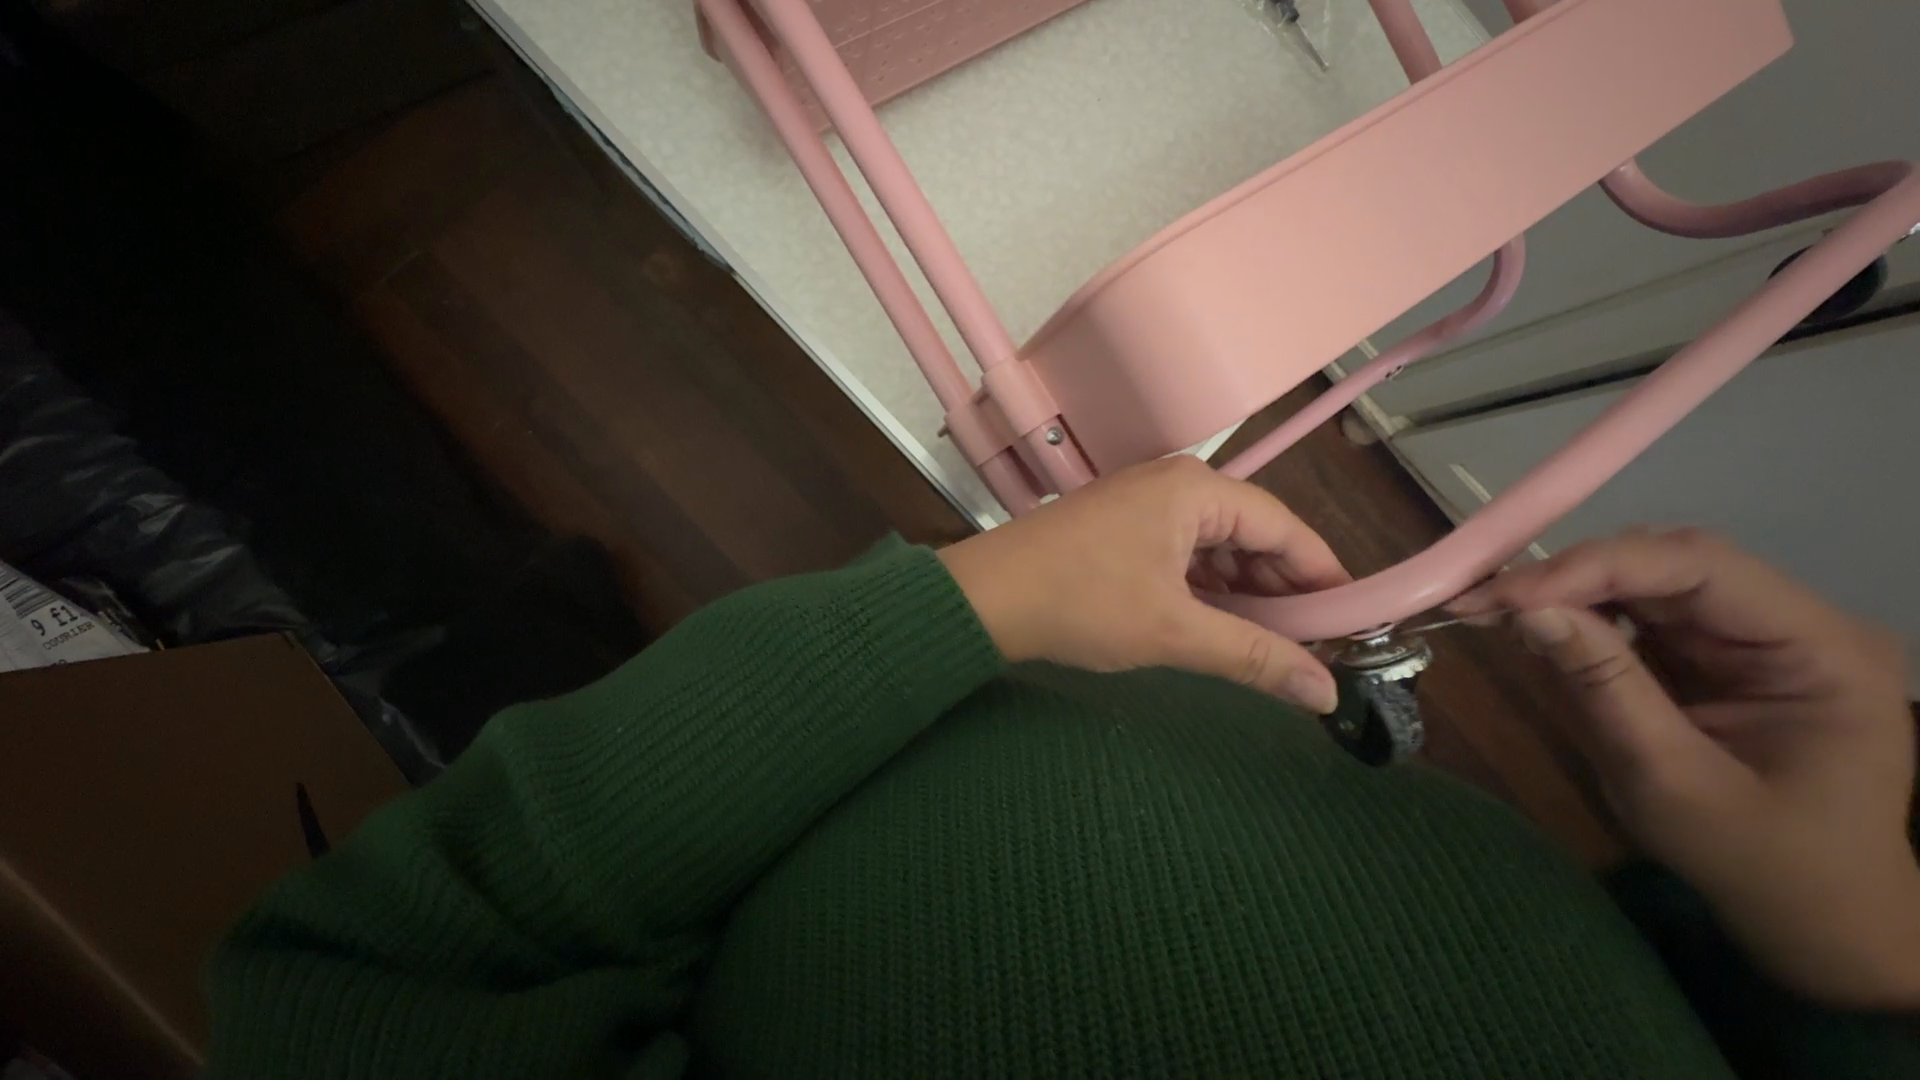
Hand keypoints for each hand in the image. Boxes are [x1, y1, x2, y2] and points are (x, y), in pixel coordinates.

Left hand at [938, 456, 1350, 712]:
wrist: (983, 597)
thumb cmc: (1080, 603)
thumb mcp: (1174, 632)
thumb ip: (1255, 656)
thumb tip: (1324, 693)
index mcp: (1195, 489)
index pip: (1285, 528)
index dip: (1323, 577)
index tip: (1352, 625)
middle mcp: (1174, 482)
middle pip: (1252, 533)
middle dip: (1282, 588)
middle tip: (1311, 643)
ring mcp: (1143, 501)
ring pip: (1216, 545)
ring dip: (1243, 590)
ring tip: (1267, 640)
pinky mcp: (1121, 525)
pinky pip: (1182, 550)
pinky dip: (1205, 585)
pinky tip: (1216, 621)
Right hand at [1452, 529, 1919, 1007]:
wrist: (1806, 912)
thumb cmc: (1752, 857)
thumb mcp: (1667, 777)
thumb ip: (1602, 685)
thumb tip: (1525, 609)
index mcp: (1818, 650)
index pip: (1699, 567)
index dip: (1596, 567)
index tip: (1507, 595)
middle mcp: (1790, 624)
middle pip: (1668, 562)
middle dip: (1570, 574)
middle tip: (1483, 600)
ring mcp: (1748, 635)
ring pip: (1644, 578)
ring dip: (1564, 589)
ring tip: (1491, 609)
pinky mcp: (1709, 650)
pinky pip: (1634, 611)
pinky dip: (1576, 612)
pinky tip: (1532, 625)